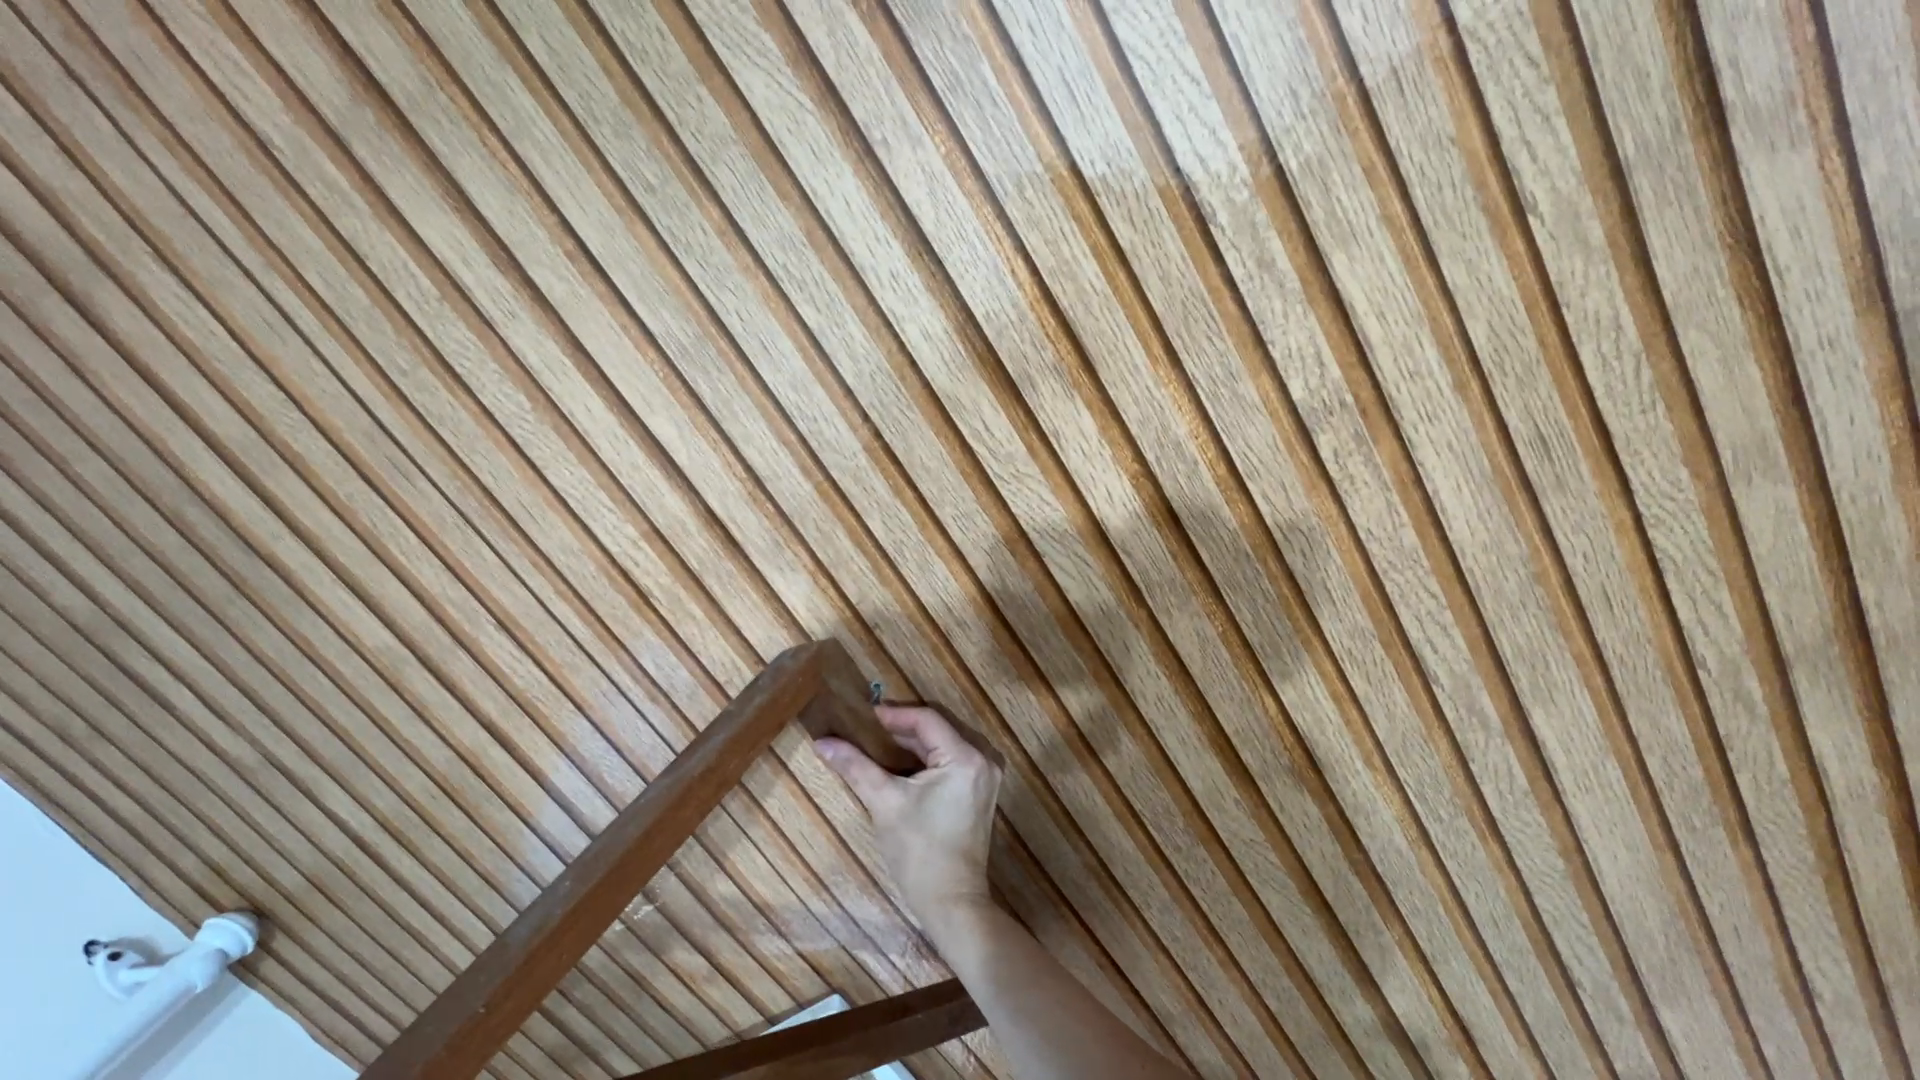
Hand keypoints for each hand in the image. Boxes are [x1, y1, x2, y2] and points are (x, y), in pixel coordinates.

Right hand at [813, 705, 1001, 928]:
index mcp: (966, 758)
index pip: (926, 719)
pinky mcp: (979, 791)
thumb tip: (823, 741)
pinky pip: (951, 761)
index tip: (861, 715)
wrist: (951, 902)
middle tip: (864, 726)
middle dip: (900, 727)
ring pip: (943, 744)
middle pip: (937, 729)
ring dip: (911, 742)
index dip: (893, 714)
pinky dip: (924, 758)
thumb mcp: (884, 802)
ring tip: (875, 741)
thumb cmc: (919, 852)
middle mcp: (983, 760)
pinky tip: (897, 761)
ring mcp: (985, 776)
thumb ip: (855, 766)